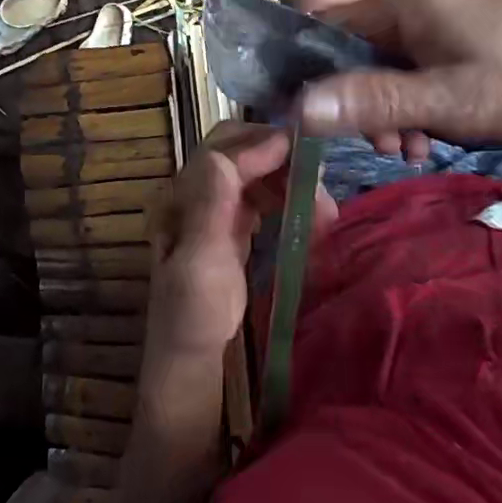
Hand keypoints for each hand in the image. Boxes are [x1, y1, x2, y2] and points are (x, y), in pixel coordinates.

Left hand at [147, 122, 335, 358]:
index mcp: (179, 199)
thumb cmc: (194, 314)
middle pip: (239, 152)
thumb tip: (224, 156)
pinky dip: (286, 198)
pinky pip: (262, 196)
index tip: (304, 150)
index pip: (222, 154)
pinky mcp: (232, 224)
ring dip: (289, 180)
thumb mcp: (200, 263)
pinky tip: (307, 215)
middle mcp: (194, 194)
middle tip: (318, 178)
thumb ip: (211, 208)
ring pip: (256, 172)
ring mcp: (214, 208)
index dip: (262, 147)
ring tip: (322, 209)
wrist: (192, 355)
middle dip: (280, 158)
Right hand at [296, 0, 501, 144]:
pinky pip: (437, 69)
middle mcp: (430, 4)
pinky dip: (432, 104)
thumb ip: (374, 100)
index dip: (312, 72)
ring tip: (424, 149)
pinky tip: (452, 133)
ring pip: (402, 65)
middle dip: (364, 102)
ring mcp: (462, 21)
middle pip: (365, 51)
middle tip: (394, 148)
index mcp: (411, 7)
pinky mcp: (489, 41)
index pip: (330, 26)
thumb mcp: (451, 100)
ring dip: (399, 109)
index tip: (317, 123)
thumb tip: (297, 107)